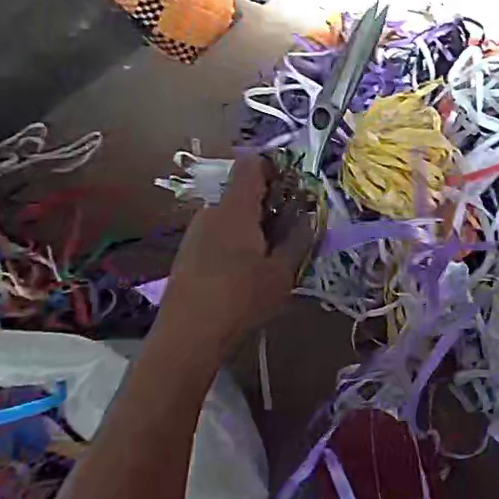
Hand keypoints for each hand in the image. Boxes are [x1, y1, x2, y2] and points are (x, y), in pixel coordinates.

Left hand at [156, 154, 313, 355]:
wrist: (188, 334)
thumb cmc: (240, 299)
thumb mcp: (282, 273)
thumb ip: (298, 240)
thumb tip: (310, 217)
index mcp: (234, 207)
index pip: (252, 164)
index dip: (277, 169)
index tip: (297, 192)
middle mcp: (211, 211)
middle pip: (241, 190)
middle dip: (270, 203)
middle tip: (293, 230)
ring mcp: (195, 232)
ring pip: (230, 215)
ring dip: (253, 226)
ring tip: (272, 256)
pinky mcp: (188, 253)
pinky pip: (218, 234)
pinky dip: (237, 242)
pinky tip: (247, 272)